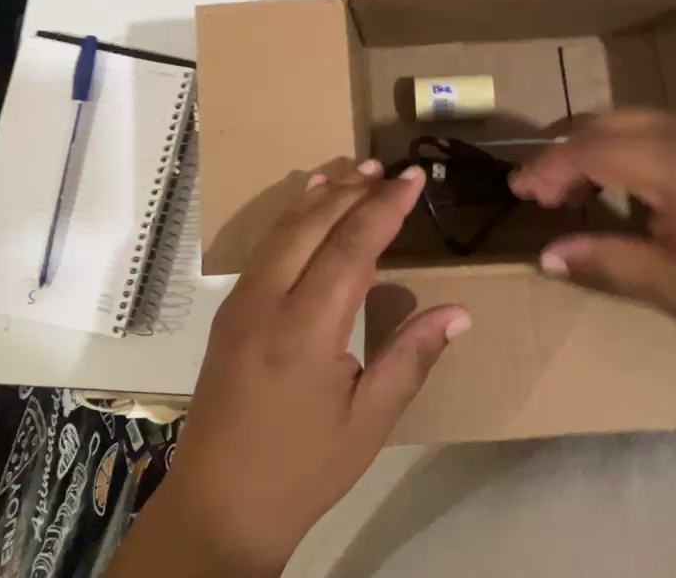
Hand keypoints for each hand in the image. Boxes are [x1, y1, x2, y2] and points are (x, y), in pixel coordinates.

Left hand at [137, 160, 470, 576]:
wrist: (217, 506)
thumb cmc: (302, 470)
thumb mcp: (368, 423)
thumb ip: (411, 358)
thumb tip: (459, 312)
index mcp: (306, 330)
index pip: (352, 246)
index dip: (385, 207)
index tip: (413, 178)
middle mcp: (266, 303)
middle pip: (313, 226)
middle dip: (354, 191)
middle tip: (390, 169)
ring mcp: (239, 304)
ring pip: (283, 230)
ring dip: (321, 196)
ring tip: (355, 172)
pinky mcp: (228, 313)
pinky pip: (263, 248)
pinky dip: (291, 218)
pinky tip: (307, 207)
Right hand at [509, 110, 675, 346]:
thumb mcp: (672, 280)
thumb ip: (603, 259)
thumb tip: (546, 256)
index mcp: (672, 158)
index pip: (588, 147)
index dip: (546, 167)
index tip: (517, 191)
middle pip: (610, 120)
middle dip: (568, 149)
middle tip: (543, 189)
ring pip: (641, 119)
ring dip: (602, 144)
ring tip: (582, 186)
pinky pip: (670, 126)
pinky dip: (636, 145)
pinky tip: (638, 183)